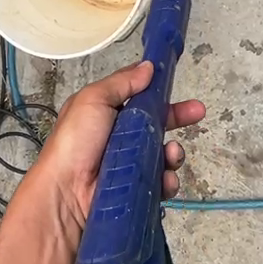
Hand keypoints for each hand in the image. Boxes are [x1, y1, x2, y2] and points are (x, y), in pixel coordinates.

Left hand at [26, 60, 207, 235]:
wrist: (64, 197)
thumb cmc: (75, 142)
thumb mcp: (93, 99)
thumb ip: (122, 82)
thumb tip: (147, 66)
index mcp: (108, 113)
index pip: (140, 98)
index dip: (159, 91)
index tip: (177, 85)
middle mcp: (120, 138)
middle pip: (157, 124)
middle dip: (178, 117)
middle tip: (197, 112)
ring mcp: (129, 166)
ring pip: (163, 153)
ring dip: (173, 152)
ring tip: (172, 154)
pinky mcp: (137, 192)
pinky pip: (161, 183)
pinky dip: (168, 180)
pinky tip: (166, 179)